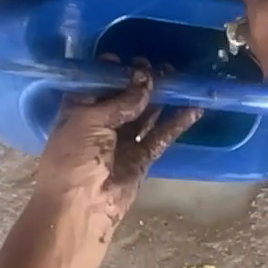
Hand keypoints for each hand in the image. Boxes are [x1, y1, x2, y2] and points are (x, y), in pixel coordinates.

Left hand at [35, 70, 201, 232]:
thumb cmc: (73, 158)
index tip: (130, 59)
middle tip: (160, 65)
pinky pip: (160, 138)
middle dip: (141, 82)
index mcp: (77, 113)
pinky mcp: (141, 161)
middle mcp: (98, 127)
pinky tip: (193, 108)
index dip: (113, 72)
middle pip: (124, 99)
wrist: (79, 208)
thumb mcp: (89, 120)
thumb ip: (120, 101)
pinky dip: (176, 124)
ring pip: (145, 116)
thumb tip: (145, 82)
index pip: (97, 86)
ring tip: (180, 79)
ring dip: (160, 98)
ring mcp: (121, 144)